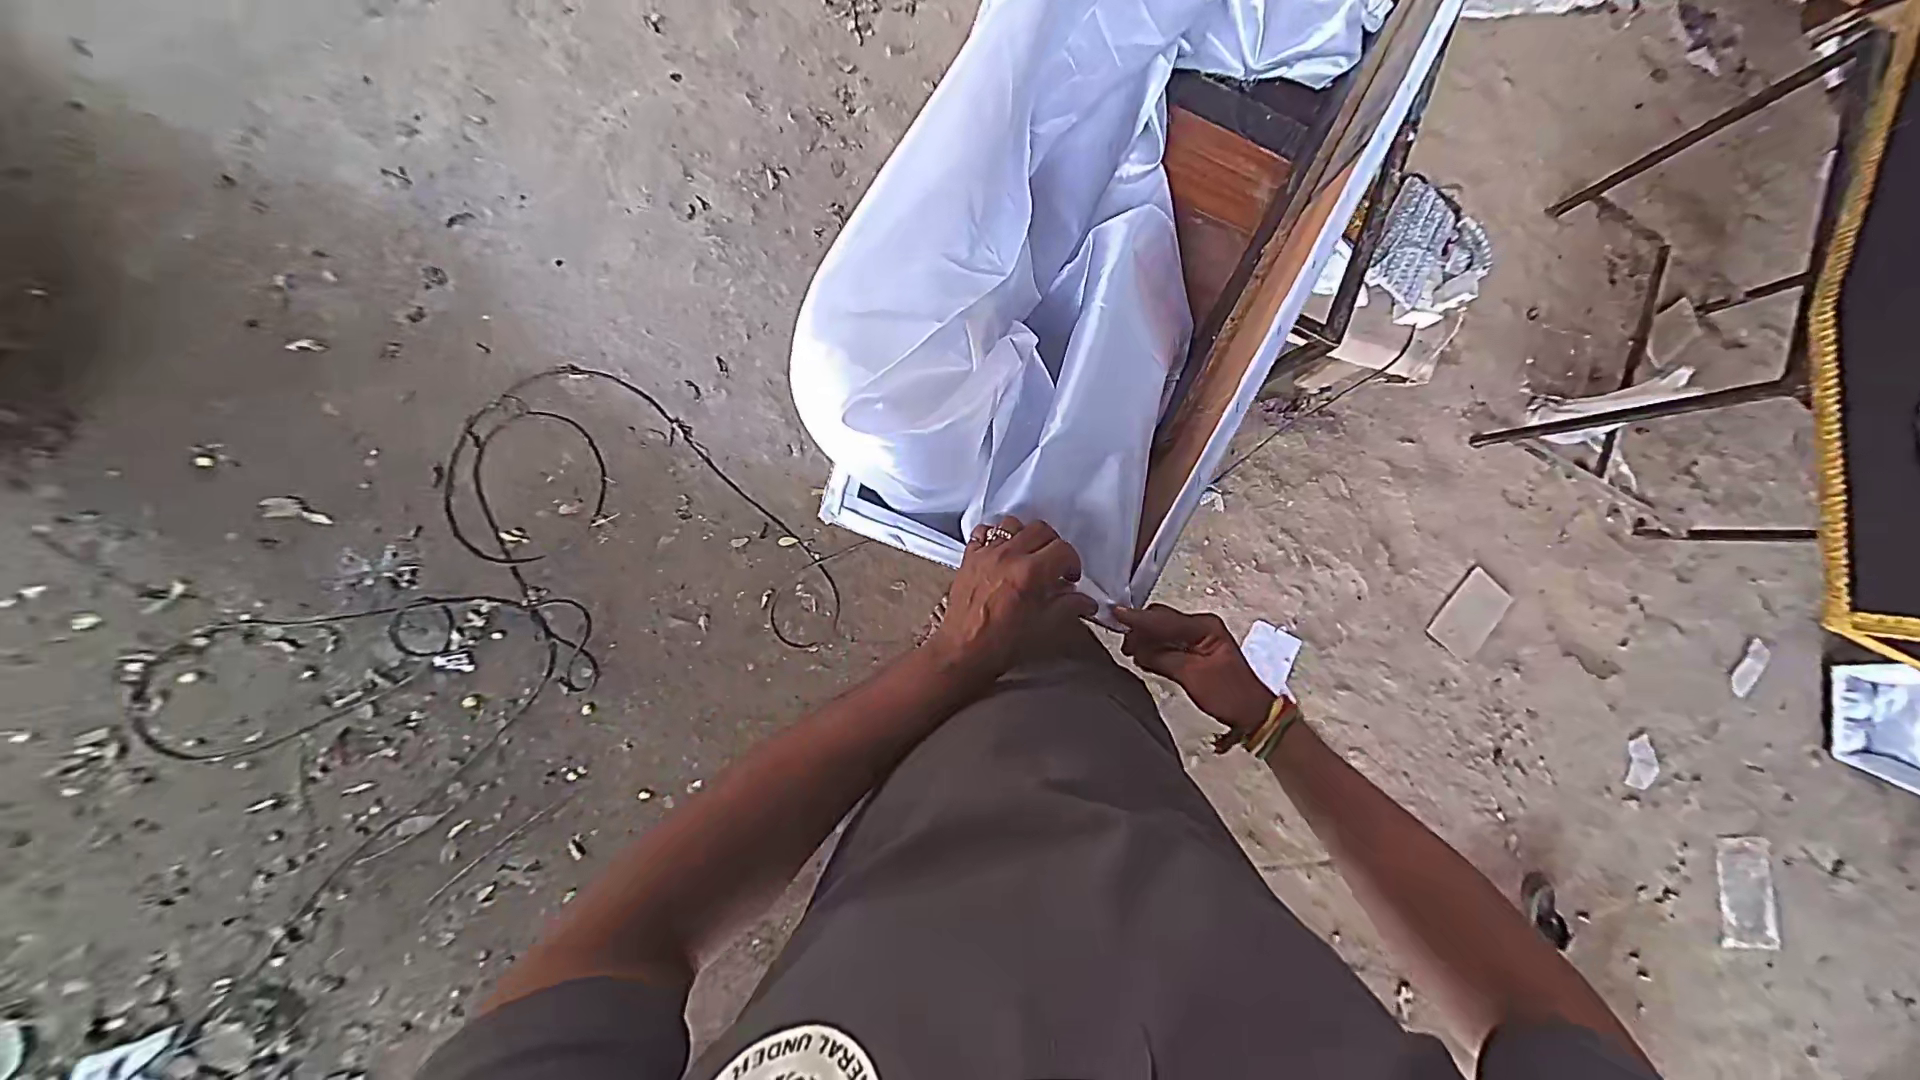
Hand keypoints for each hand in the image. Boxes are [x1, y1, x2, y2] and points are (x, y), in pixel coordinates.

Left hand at [924, 516, 1098, 684]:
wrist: (963, 652)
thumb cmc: (999, 644)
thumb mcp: (1043, 628)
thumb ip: (1067, 607)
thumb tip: (1084, 601)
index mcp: (1029, 573)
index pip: (1063, 550)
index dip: (1073, 562)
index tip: (1070, 575)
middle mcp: (1007, 557)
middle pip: (1040, 530)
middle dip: (1054, 545)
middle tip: (1054, 564)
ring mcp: (986, 555)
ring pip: (1012, 525)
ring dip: (1025, 535)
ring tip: (1029, 554)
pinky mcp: (969, 559)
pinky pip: (983, 532)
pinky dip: (994, 536)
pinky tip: (1000, 551)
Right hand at [1114, 604, 1274, 738]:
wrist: (1254, 715)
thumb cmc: (1231, 695)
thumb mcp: (1192, 675)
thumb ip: (1162, 657)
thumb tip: (1138, 649)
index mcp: (1205, 626)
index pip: (1163, 619)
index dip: (1138, 619)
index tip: (1115, 615)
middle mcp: (1201, 626)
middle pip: (1161, 620)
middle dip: (1140, 630)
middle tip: (1124, 645)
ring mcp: (1199, 637)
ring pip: (1163, 631)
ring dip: (1146, 640)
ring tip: (1132, 654)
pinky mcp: (1195, 650)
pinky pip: (1168, 642)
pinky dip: (1155, 648)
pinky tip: (1145, 657)